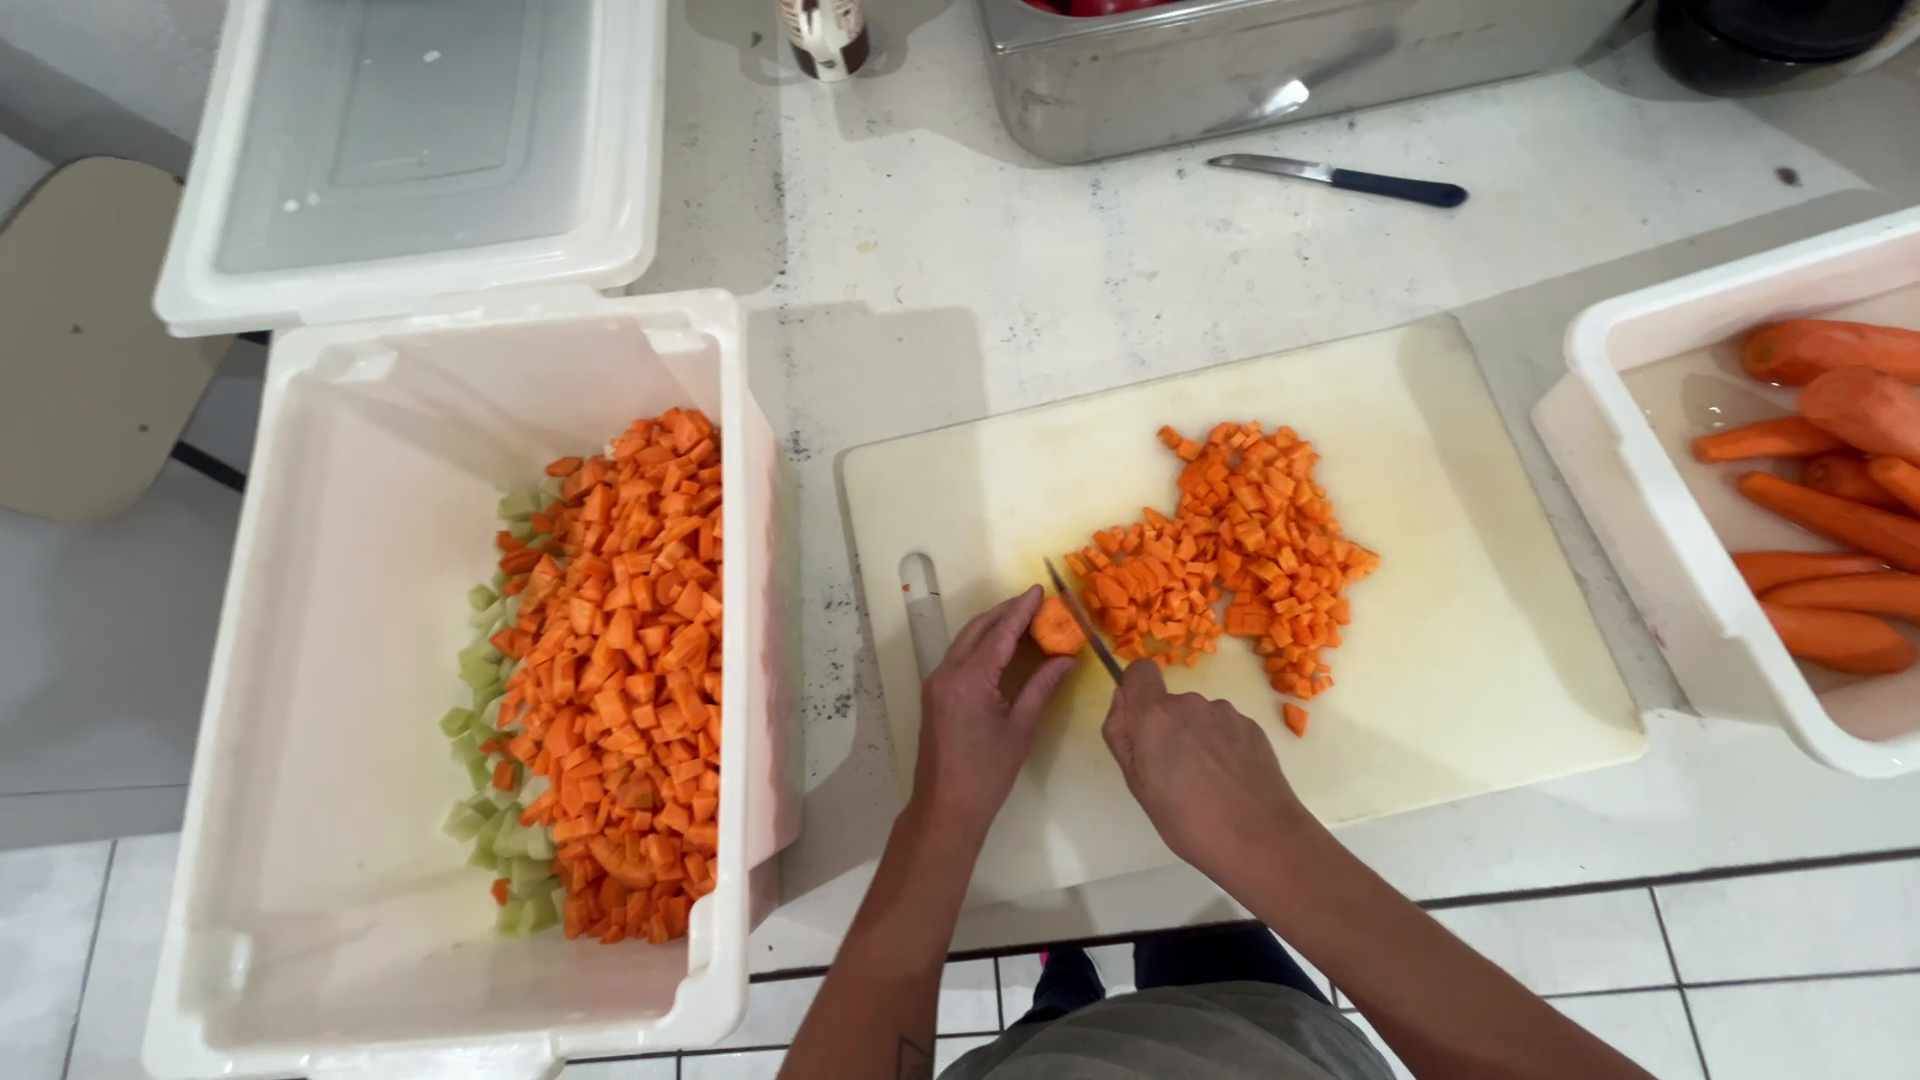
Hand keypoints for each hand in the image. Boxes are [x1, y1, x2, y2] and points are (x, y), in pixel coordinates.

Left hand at [911, 586, 1075, 841]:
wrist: (946, 806)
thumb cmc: (988, 772)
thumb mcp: (1021, 728)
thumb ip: (1042, 686)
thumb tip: (1065, 658)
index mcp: (970, 679)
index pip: (1000, 633)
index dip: (1022, 610)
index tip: (1039, 591)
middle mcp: (947, 672)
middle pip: (978, 629)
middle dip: (1005, 612)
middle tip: (1033, 602)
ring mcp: (936, 682)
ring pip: (965, 640)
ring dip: (992, 626)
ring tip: (1021, 618)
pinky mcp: (935, 693)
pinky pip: (958, 656)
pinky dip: (980, 644)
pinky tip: (1000, 646)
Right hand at [1101, 659, 1315, 880]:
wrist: (1263, 841)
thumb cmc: (1188, 820)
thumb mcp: (1138, 785)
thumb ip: (1120, 735)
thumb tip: (1121, 699)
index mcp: (1155, 715)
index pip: (1140, 671)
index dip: (1137, 692)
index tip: (1141, 725)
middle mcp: (1190, 703)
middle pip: (1169, 703)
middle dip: (1168, 728)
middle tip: (1176, 773)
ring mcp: (1226, 713)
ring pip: (1199, 717)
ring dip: (1198, 738)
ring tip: (1208, 781)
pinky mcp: (1252, 727)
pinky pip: (1226, 728)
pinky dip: (1223, 746)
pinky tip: (1231, 780)